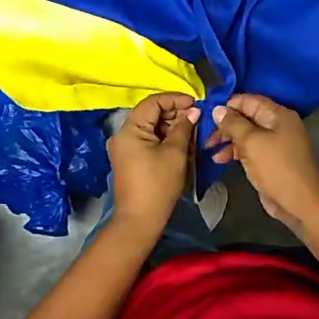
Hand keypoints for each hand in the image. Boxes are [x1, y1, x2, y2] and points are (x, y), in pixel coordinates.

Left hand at [107, 93, 198, 231]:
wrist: (140, 219)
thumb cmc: (158, 185)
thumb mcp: (175, 153)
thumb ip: (184, 127)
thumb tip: (193, 111)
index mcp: (129, 129)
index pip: (152, 102)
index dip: (175, 99)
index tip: (196, 104)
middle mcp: (122, 134)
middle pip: (149, 113)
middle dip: (174, 113)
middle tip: (197, 119)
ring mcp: (123, 147)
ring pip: (149, 127)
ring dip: (170, 126)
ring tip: (192, 132)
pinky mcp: (128, 158)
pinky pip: (146, 139)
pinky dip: (163, 138)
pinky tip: (180, 143)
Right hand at [207, 94, 318, 229]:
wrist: (298, 202)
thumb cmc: (276, 168)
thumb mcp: (252, 142)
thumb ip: (233, 124)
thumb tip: (217, 109)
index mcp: (278, 115)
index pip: (249, 100)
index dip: (228, 104)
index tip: (207, 113)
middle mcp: (276, 125)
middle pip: (245, 117)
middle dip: (225, 124)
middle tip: (206, 135)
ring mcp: (273, 143)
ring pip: (245, 134)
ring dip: (226, 140)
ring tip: (208, 148)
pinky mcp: (268, 159)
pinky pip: (248, 149)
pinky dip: (234, 152)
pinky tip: (219, 159)